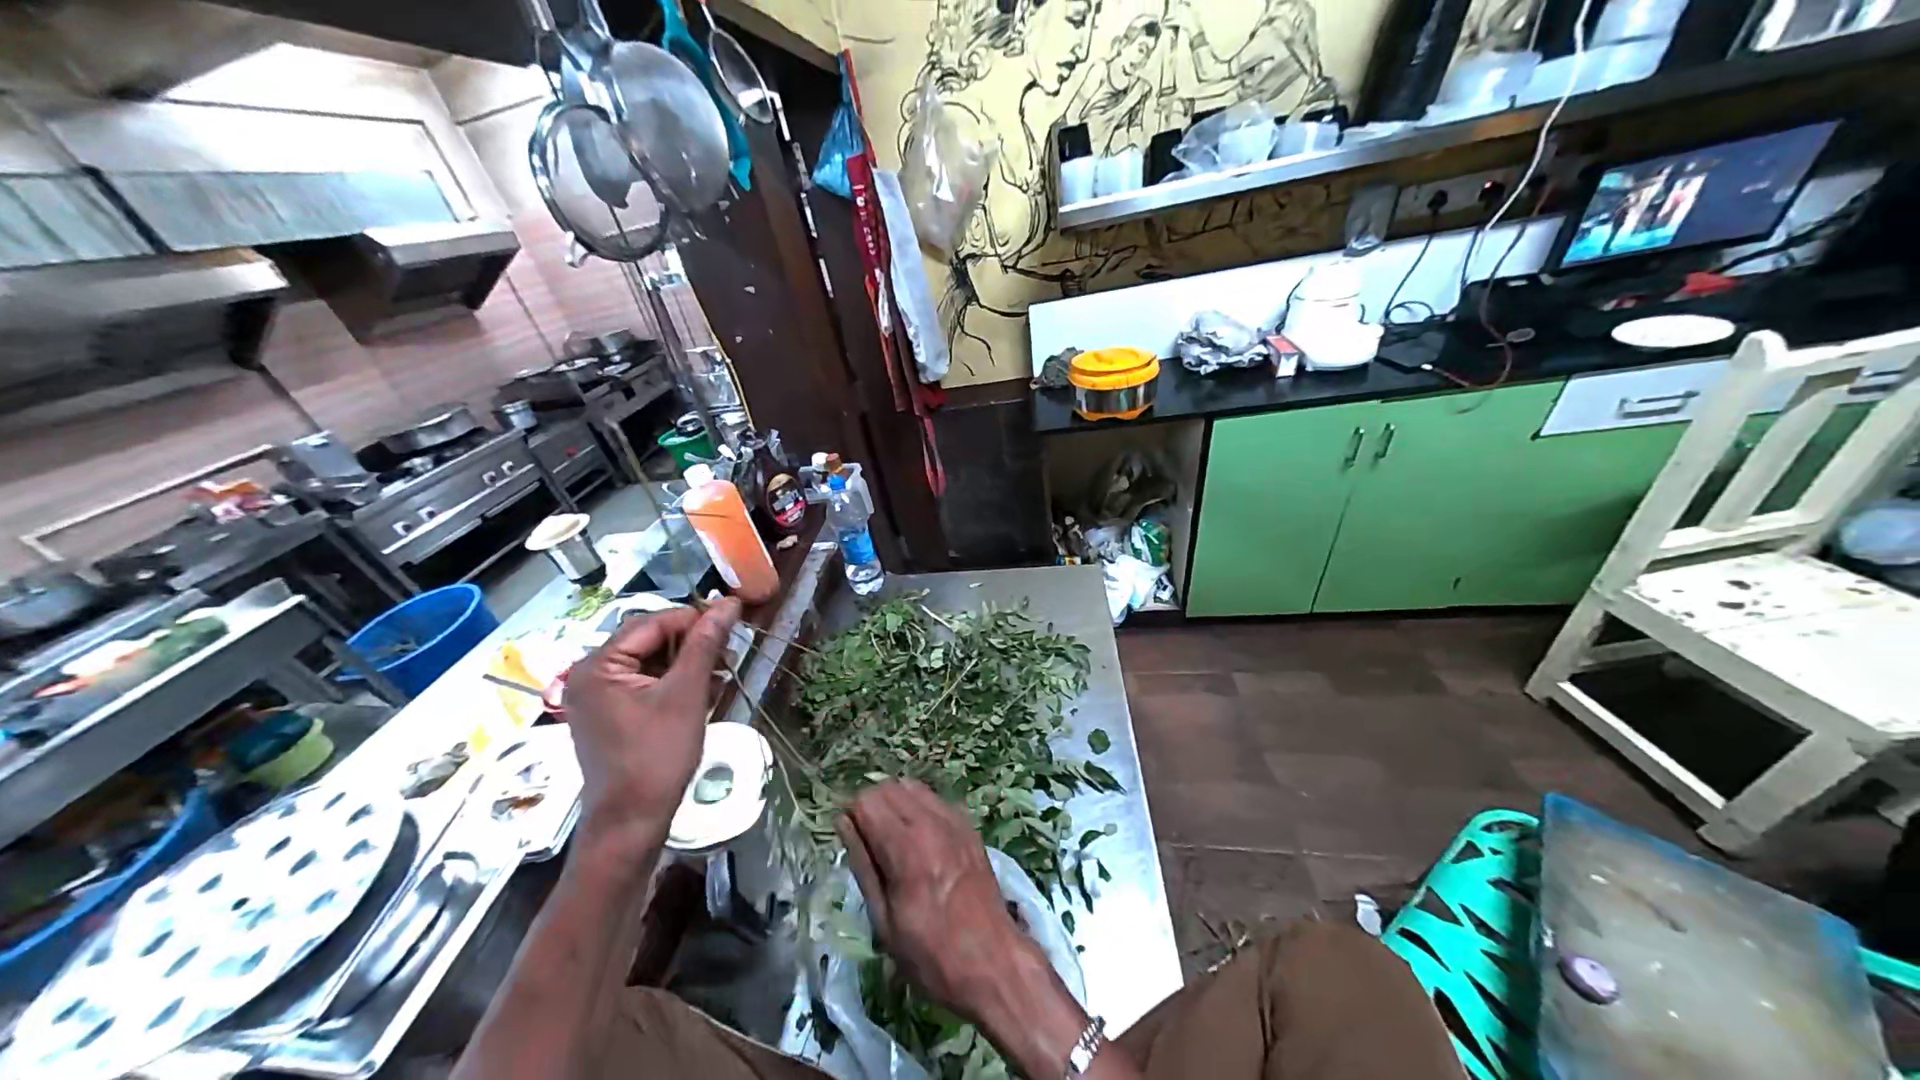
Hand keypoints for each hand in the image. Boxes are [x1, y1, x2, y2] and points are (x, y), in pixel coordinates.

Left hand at [563, 598, 740, 854]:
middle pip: (650, 641)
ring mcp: (597, 698)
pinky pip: (645, 686)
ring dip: (688, 665)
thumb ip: (705, 644)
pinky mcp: (610, 716)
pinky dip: (674, 685)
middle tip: (729, 652)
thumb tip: (728, 603)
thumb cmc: (657, 755)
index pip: (653, 623)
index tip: (734, 622)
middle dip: (693, 645)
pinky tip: (704, 693)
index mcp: (598, 665)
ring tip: (722, 675)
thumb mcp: (687, 694)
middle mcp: (589, 675)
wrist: (631, 822)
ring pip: (651, 663)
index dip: (695, 619)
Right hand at [838, 781, 1092, 1079]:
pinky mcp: (969, 826)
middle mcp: (931, 823)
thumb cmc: (931, 954)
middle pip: (887, 787)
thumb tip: (844, 823)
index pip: (866, 800)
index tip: (852, 842)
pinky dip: (920, 808)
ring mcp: (955, 820)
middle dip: (871, 807)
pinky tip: (921, 840)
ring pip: (912, 786)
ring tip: (893, 840)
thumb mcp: (884, 920)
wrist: (994, 963)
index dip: (852, 818)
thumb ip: (863, 864)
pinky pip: (935, 799)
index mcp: (906, 848)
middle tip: (869, 843)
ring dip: (895, 803)